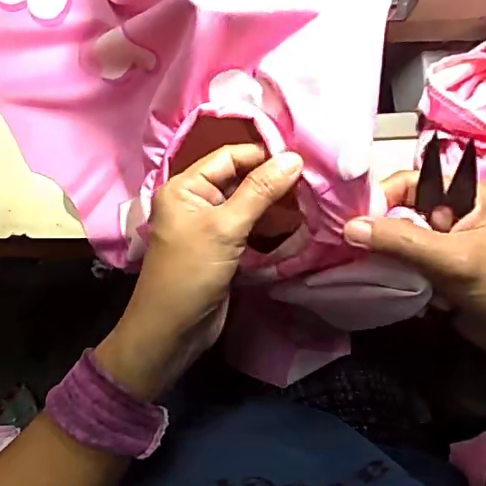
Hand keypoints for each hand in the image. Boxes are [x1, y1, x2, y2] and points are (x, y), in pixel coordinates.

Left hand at [94, 144, 303, 398]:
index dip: (264, 154)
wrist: (171, 331)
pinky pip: (250, 228)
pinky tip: (298, 224)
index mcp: (184, 187)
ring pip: (249, 204)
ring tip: (312, 201)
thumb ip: (260, 192)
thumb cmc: (190, 274)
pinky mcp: (223, 249)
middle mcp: (195, 201)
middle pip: (240, 178)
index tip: (303, 158)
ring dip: (276, 204)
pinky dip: (271, 226)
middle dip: (274, 180)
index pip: (229, 156)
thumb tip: (294, 158)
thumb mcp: (225, 228)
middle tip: (314, 181)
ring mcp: (210, 226)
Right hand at [343, 171, 485, 354]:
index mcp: (467, 193)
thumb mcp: (454, 259)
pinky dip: (397, 274)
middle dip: (379, 230)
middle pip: (400, 210)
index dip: (379, 196)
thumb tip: (348, 226)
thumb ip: (401, 241)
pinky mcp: (439, 269)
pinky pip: (406, 264)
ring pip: (400, 240)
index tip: (351, 221)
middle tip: (354, 249)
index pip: (409, 181)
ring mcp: (446, 242)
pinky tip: (393, 285)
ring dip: (387, 256)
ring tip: (371, 270)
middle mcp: (455, 211)